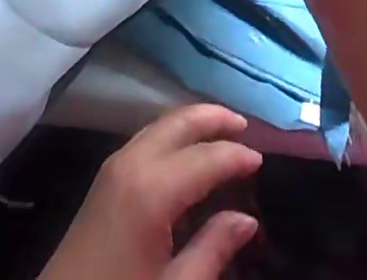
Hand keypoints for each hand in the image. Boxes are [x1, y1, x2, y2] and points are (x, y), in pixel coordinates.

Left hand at [39, 106, 261, 279]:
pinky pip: (145, 138)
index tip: (262, 158)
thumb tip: (247, 220)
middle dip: (212, 117)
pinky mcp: (104, 177)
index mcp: (151, 189)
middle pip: (177, 123)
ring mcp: (113, 166)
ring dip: (192, 122)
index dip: (235, 156)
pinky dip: (172, 133)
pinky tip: (188, 149)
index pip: (205, 158)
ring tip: (223, 129)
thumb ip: (213, 249)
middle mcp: (131, 163)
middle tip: (245, 124)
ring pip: (159, 125)